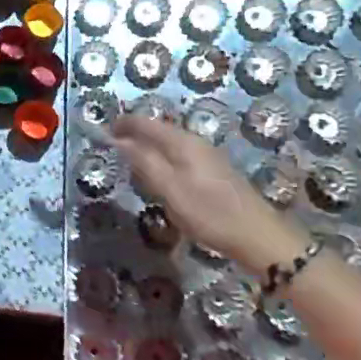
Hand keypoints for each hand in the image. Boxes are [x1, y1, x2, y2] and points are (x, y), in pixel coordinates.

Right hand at [112, 115, 306, 270]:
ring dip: (146, 146)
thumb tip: (118, 140)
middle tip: (111, 148)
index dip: (121, 125)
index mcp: (182, 142)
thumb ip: (143, 162)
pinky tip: (158, 174)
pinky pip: (178, 154)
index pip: (144, 122)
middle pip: (157, 129)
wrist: (259, 237)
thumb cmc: (209, 213)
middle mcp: (194, 141)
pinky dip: (161, 157)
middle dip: (132, 134)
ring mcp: (206, 155)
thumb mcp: (169, 189)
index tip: (101, 133)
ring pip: (168, 142)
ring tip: (128, 160)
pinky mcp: (213, 170)